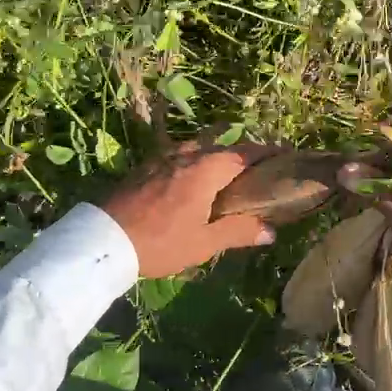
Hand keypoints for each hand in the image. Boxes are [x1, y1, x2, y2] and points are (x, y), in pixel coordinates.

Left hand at [102, 141, 277, 278]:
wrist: (105, 238)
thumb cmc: (160, 242)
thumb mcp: (203, 242)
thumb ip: (238, 232)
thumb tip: (270, 230)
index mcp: (207, 168)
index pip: (246, 153)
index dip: (267, 153)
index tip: (286, 154)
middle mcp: (189, 154)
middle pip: (224, 147)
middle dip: (244, 154)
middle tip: (261, 169)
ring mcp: (165, 157)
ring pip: (201, 149)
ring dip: (218, 156)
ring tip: (230, 174)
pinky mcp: (148, 165)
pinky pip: (182, 156)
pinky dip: (197, 162)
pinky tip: (195, 180)